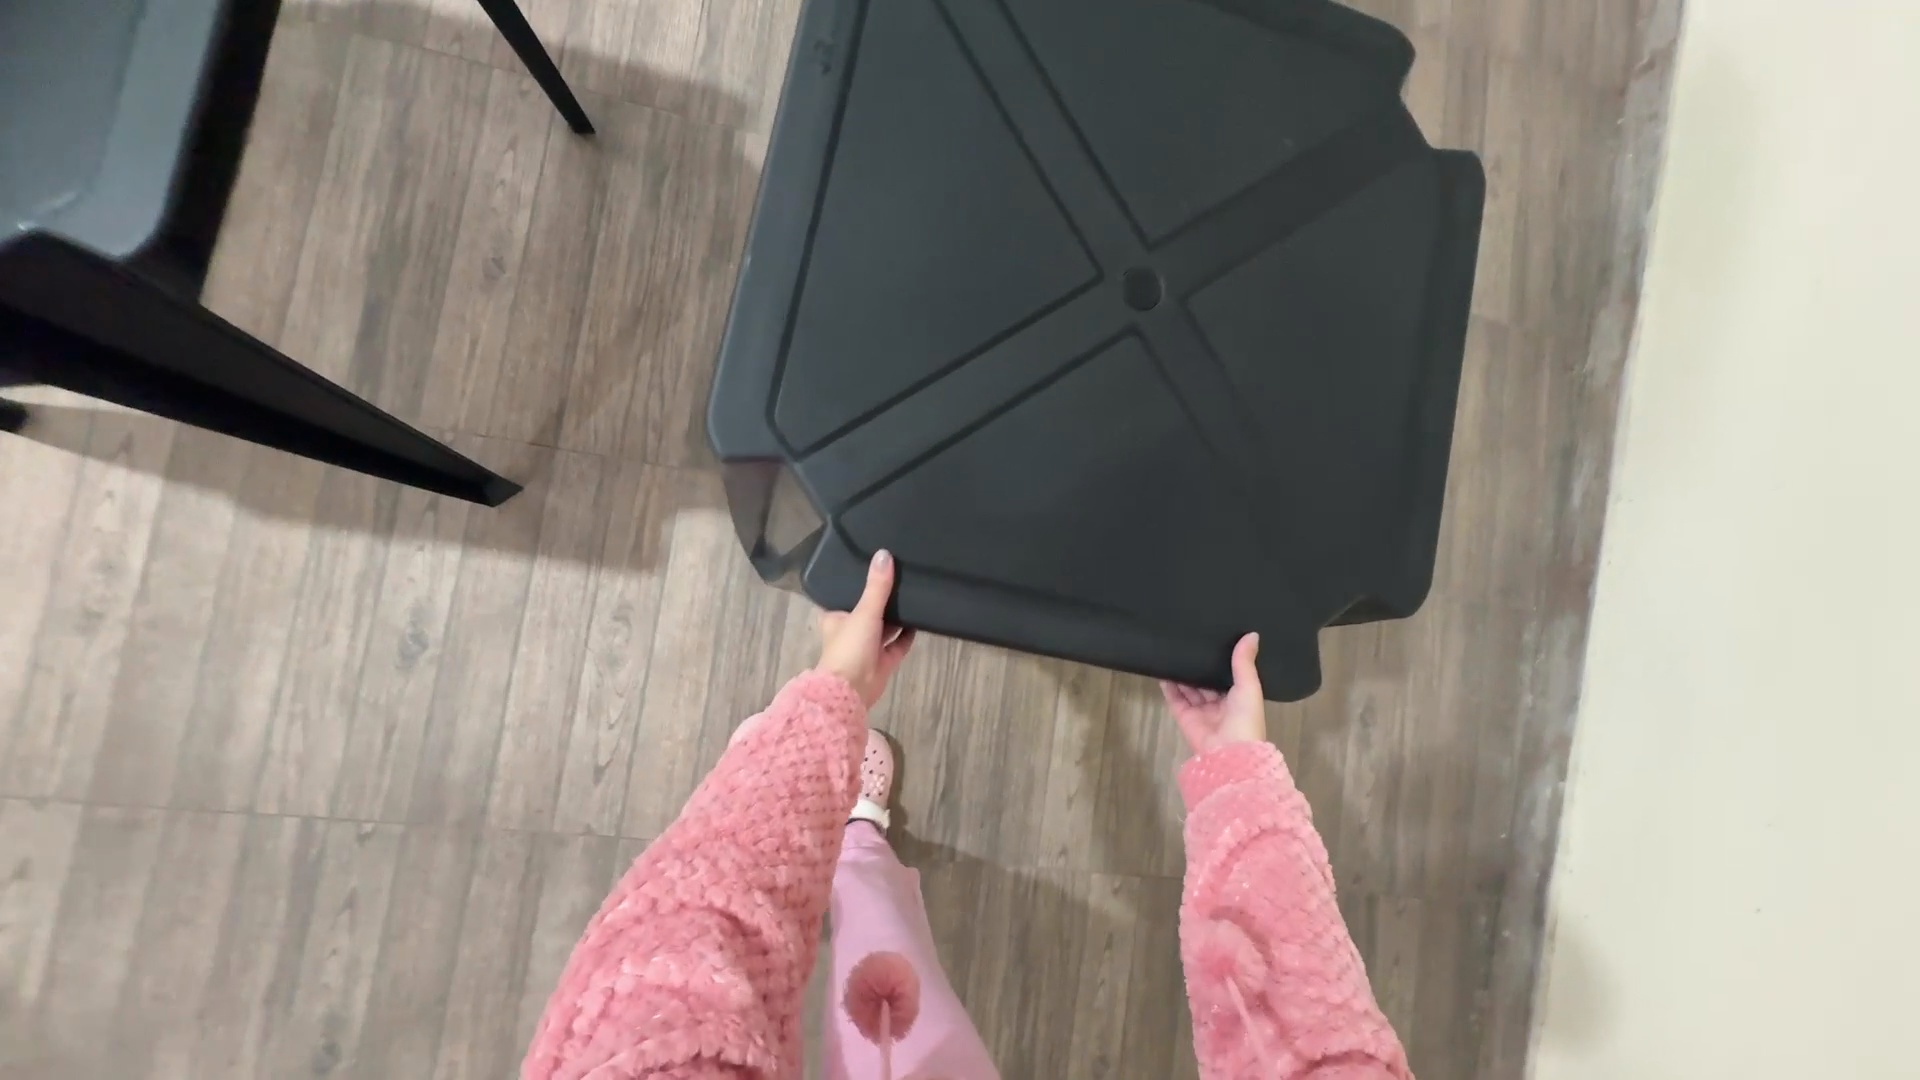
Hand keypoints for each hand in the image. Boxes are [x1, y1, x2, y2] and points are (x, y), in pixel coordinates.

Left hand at [816, 549, 916, 706]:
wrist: (852, 690)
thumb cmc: (850, 648)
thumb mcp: (863, 611)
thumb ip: (876, 586)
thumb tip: (884, 554)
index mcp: (835, 618)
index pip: (843, 595)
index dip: (854, 584)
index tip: (870, 566)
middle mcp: (850, 631)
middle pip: (866, 610)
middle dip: (880, 598)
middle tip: (899, 575)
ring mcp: (868, 647)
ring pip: (884, 626)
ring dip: (895, 615)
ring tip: (912, 592)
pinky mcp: (884, 661)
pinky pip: (898, 643)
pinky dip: (907, 634)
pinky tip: (919, 619)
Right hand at [1160, 633, 1266, 755]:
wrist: (1228, 752)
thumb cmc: (1245, 719)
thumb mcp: (1250, 686)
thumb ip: (1245, 662)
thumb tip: (1252, 633)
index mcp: (1239, 698)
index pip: (1228, 676)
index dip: (1222, 660)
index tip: (1214, 640)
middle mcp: (1220, 704)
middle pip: (1207, 681)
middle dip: (1199, 666)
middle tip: (1189, 642)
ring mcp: (1201, 711)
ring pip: (1189, 688)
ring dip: (1182, 673)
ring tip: (1173, 652)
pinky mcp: (1184, 716)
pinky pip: (1175, 698)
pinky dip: (1168, 686)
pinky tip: (1162, 670)